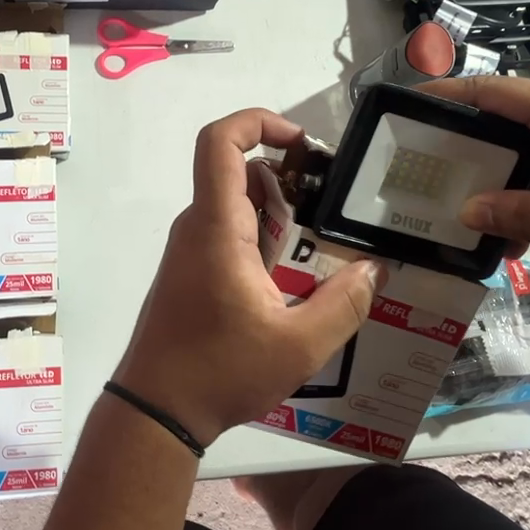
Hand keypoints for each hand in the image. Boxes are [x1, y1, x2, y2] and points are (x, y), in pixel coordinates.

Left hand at [113, 109, 384, 446]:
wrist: (155, 409)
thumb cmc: (219, 371)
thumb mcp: (298, 346)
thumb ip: (343, 304)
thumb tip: (375, 267)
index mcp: (217, 227)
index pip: (220, 142)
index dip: (257, 121)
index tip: (302, 142)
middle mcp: (199, 227)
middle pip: (240, 173)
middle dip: (290, 177)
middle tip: (335, 206)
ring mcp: (191, 249)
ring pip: (238, 206)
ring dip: (280, 214)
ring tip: (326, 247)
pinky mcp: (192, 271)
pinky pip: (230, 233)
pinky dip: (264, 239)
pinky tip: (296, 279)